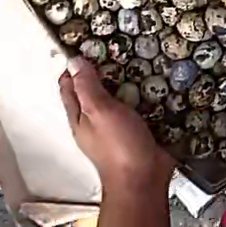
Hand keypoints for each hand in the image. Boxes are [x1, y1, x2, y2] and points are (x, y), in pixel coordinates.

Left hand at [59, 58, 173, 201]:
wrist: (145, 179)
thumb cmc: (118, 147)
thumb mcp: (99, 111)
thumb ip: (87, 87)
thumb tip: (74, 62)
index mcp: (79, 117)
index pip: (69, 86)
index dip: (75, 67)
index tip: (90, 47)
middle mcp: (96, 121)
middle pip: (96, 89)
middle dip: (106, 70)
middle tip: (120, 49)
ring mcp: (119, 127)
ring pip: (120, 97)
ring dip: (129, 82)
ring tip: (141, 59)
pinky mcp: (140, 131)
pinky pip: (141, 107)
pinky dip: (147, 95)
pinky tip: (156, 84)